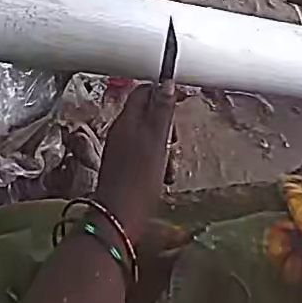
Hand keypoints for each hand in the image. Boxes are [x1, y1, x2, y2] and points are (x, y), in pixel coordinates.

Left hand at [94, 81, 176, 233]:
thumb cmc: (140, 180)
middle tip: (175, 141)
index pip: (144, 91)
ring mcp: (120, 148)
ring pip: (148, 135)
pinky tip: (162, 177)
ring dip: (163, 146)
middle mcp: (121, 130)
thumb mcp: (157, 142)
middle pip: (147, 113)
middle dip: (166, 124)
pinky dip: (156, 160)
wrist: (118, 220)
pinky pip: (143, 153)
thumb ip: (162, 111)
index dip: (163, 91)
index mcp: (127, 119)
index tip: (182, 99)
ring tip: (169, 165)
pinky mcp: (122, 166)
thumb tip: (167, 82)